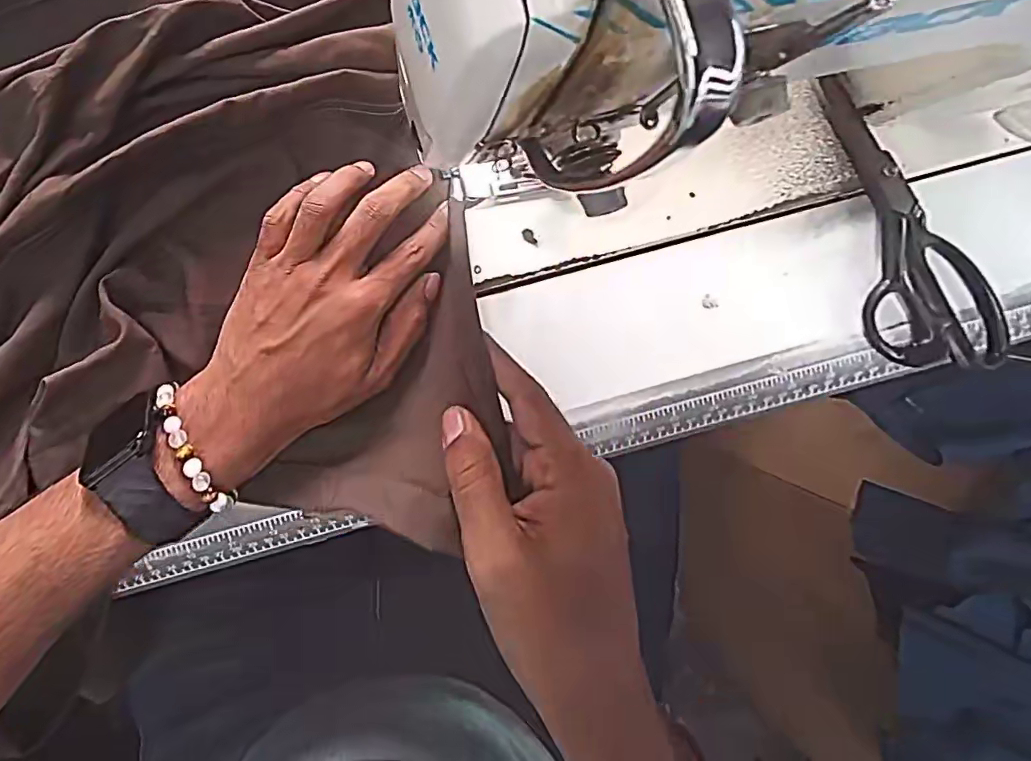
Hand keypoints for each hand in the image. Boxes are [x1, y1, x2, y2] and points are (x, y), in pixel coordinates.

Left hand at [164, 161, 449, 501]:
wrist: (247, 400)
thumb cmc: (305, 393)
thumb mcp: (374, 376)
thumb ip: (407, 327)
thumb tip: (429, 288)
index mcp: (360, 307)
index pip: (410, 252)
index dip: (434, 226)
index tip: (442, 214)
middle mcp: (327, 278)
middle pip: (372, 216)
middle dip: (403, 189)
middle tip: (418, 178)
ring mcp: (292, 267)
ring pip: (323, 206)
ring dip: (349, 179)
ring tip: (368, 169)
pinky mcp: (263, 263)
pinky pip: (280, 215)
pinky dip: (300, 192)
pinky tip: (318, 184)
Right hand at [443, 338, 678, 760]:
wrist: (593, 694)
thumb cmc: (550, 630)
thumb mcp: (494, 549)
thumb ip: (472, 476)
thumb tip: (456, 417)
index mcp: (573, 474)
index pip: (530, 397)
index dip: (497, 363)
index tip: (468, 336)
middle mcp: (587, 476)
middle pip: (529, 419)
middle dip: (484, 400)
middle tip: (438, 381)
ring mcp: (585, 497)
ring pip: (528, 448)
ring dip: (491, 438)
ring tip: (444, 425)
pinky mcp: (577, 517)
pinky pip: (533, 472)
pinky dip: (501, 466)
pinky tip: (470, 473)